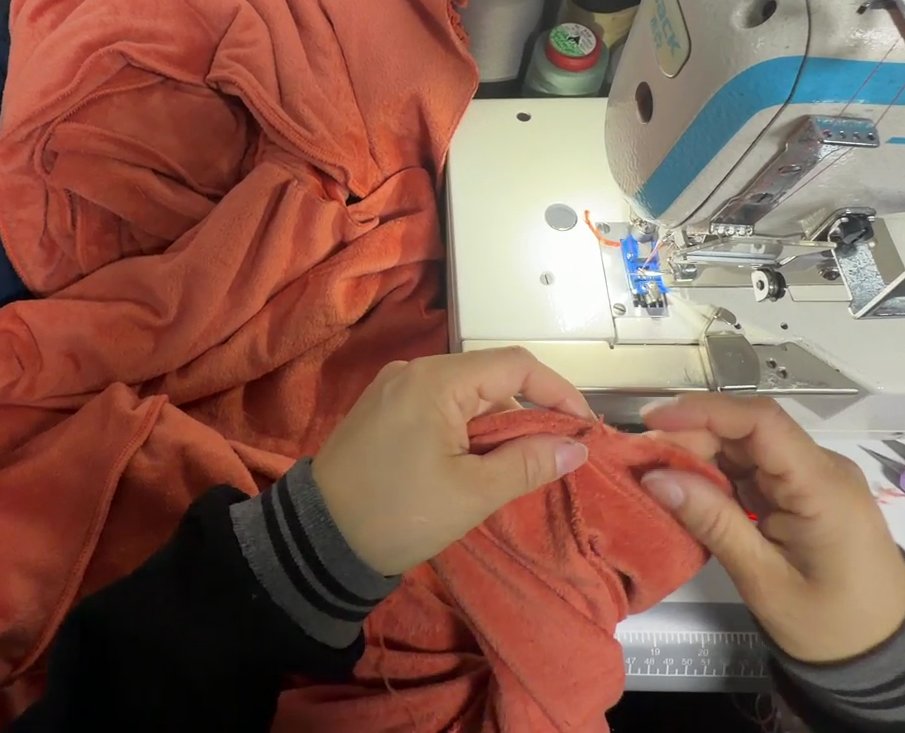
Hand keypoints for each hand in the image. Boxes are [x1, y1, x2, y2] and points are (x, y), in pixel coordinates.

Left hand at [312, 347, 593, 574]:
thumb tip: (576, 445)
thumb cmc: (399, 513)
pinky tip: (475, 459)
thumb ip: (528, 462)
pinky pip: (438, 404)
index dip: (557, 390)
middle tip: (555, 453)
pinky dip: (466, 426)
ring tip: (516, 464)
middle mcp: (414, 370)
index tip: (585, 425)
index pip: (514, 364)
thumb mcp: (472, 493)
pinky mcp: (383, 407)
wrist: (319, 538)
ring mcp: (394, 386)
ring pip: (464, 392)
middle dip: (527, 411)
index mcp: (436, 380)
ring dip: (496, 422)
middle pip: (488, 377)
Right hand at [638, 394, 904, 662]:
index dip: (703, 411)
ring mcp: (810, 477)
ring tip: (655, 474)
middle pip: (745, 429)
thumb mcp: (765, 581)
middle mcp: (820, 468)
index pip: (760, 421)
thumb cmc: (832, 628)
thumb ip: (713, 522)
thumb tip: (654, 477)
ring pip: (742, 445)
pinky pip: (749, 466)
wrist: (887, 660)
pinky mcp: (799, 490)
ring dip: (697, 454)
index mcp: (823, 486)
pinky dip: (713, 473)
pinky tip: (685, 488)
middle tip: (644, 460)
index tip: (652, 420)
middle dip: (690, 437)